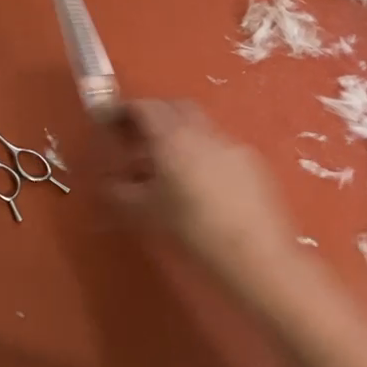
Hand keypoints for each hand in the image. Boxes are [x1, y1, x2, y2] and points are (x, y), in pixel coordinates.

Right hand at [102, 100, 296, 293]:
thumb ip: (119, 189)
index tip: (110, 121)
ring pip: (200, 127)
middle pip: (175, 107)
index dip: (123, 110)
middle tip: (139, 136)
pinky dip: (203, 152)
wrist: (256, 258)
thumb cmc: (190, 229)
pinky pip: (220, 147)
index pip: (143, 107)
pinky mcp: (254, 166)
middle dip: (154, 115)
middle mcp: (202, 133)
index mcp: (170, 137)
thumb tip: (112, 181)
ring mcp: (232, 147)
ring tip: (169, 164)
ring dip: (180, 134)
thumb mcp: (140, 210)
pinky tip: (200, 182)